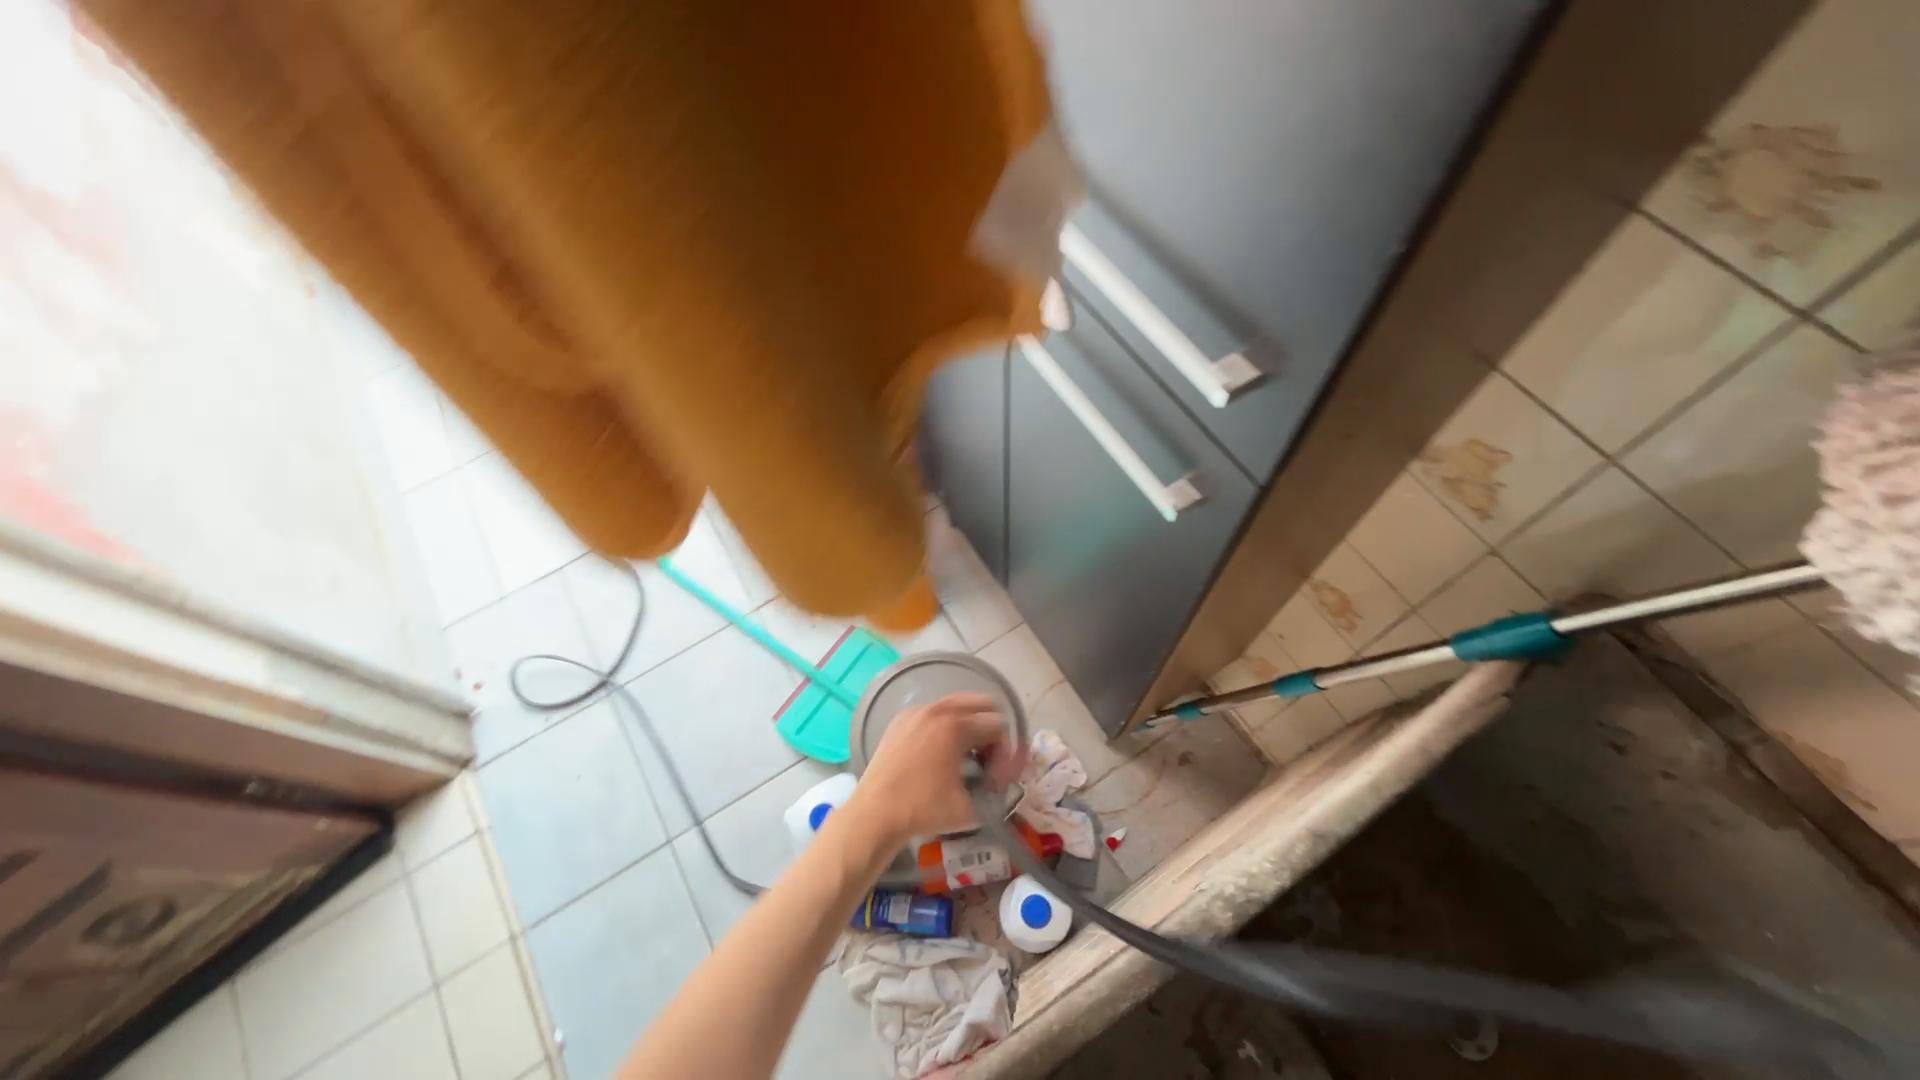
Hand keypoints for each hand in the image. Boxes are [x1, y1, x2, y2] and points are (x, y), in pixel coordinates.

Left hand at [846, 693, 1025, 848]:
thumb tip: (1015, 767)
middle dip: (991, 731)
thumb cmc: (924, 810)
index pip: (999, 726)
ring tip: (965, 757)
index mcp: (956, 726)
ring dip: (970, 725)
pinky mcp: (900, 720)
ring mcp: (916, 711)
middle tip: (986, 761)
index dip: (1004, 754)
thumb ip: (1001, 784)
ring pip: (958, 703)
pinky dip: (946, 725)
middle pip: (983, 702)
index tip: (995, 779)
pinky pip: (934, 711)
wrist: (875, 815)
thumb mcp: (972, 806)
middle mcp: (937, 709)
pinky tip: (940, 754)